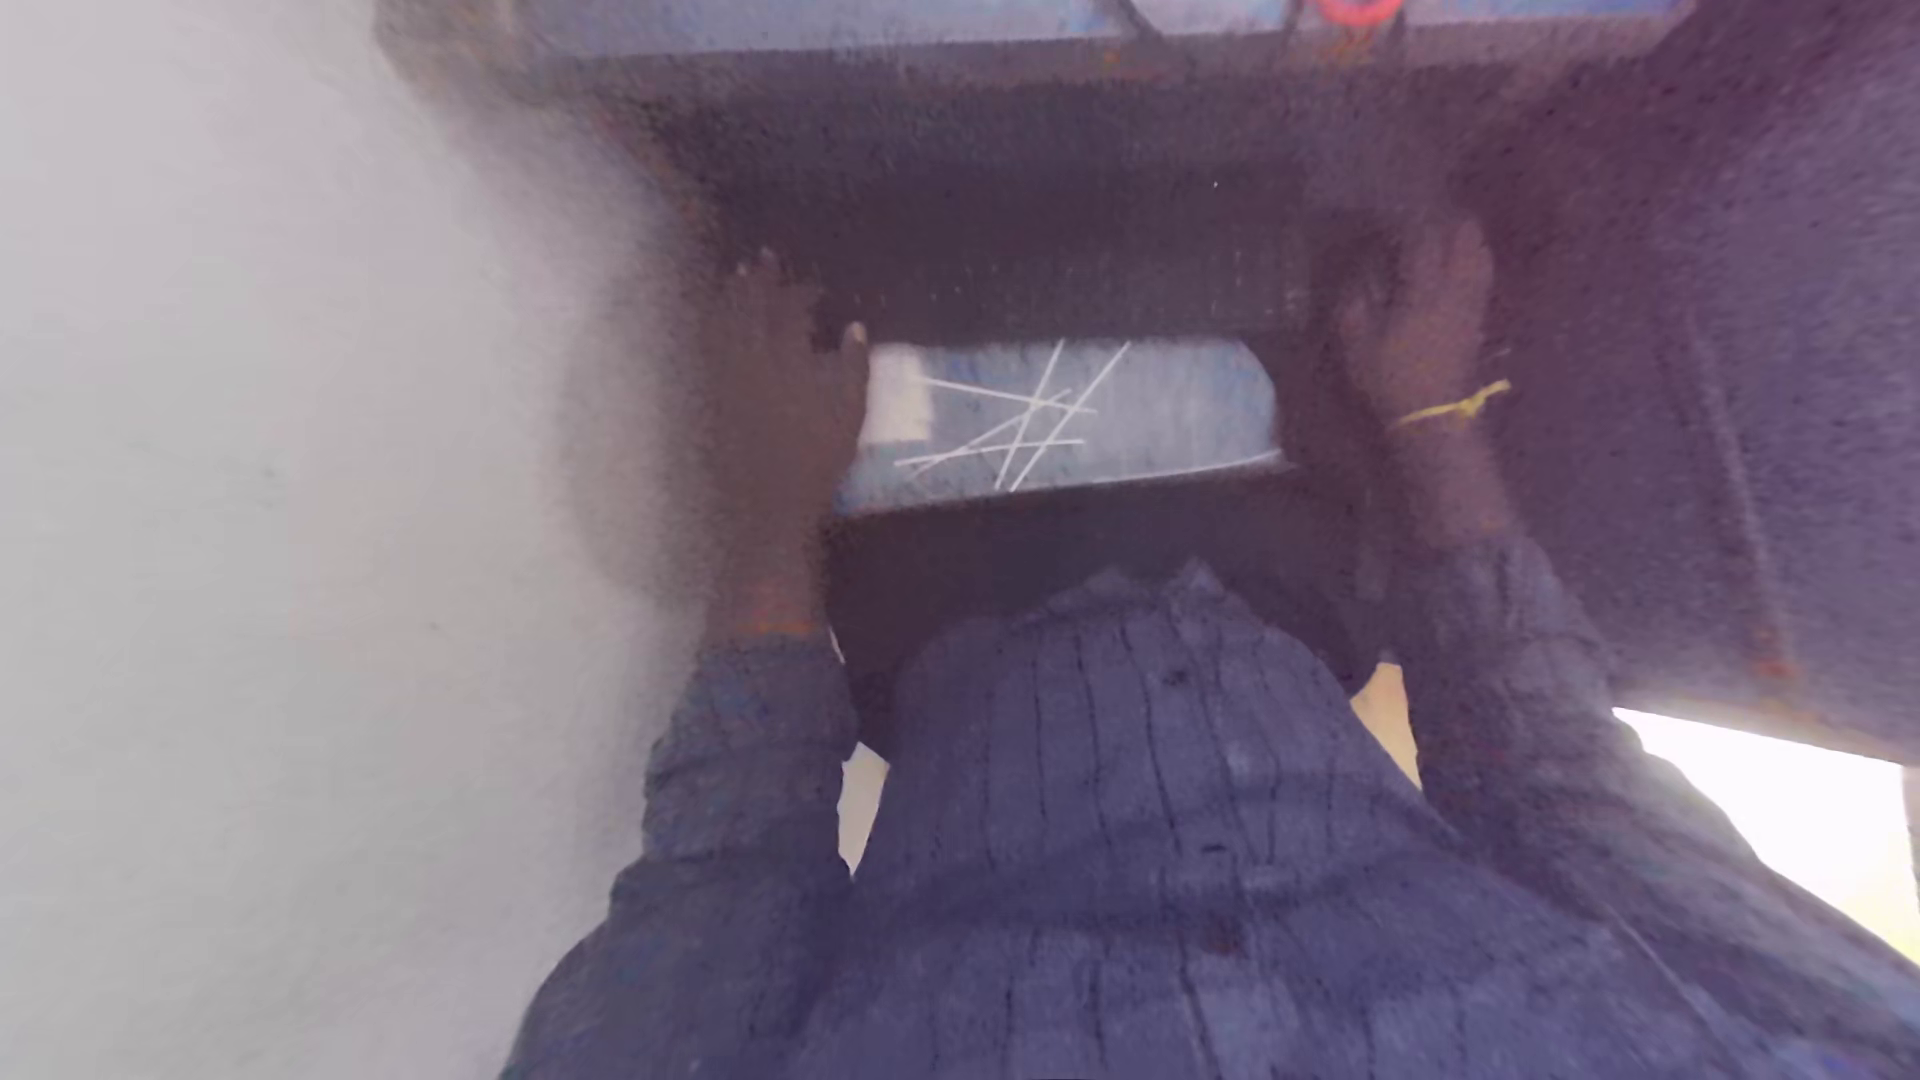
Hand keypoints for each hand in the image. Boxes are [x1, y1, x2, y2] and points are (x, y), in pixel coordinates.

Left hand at [702, 250, 869, 551]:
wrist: (768, 500)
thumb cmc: (817, 461)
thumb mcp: (850, 415)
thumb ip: (854, 368)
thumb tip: (855, 328)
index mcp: (790, 359)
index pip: (796, 310)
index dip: (805, 293)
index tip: (816, 288)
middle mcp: (752, 356)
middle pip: (753, 305)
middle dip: (760, 278)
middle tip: (764, 257)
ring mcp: (724, 372)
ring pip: (723, 320)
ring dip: (731, 293)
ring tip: (736, 274)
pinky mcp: (708, 391)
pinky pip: (704, 346)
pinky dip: (707, 324)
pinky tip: (710, 317)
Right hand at [1336, 217, 1493, 426]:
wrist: (1431, 411)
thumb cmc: (1387, 377)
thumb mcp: (1356, 343)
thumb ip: (1357, 301)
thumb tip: (1361, 273)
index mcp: (1422, 289)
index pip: (1420, 238)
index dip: (1405, 221)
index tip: (1387, 216)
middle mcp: (1456, 284)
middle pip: (1462, 233)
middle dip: (1441, 219)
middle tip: (1417, 221)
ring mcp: (1473, 297)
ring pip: (1478, 247)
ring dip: (1460, 235)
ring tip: (1438, 234)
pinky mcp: (1480, 312)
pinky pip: (1482, 268)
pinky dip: (1471, 255)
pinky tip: (1458, 259)